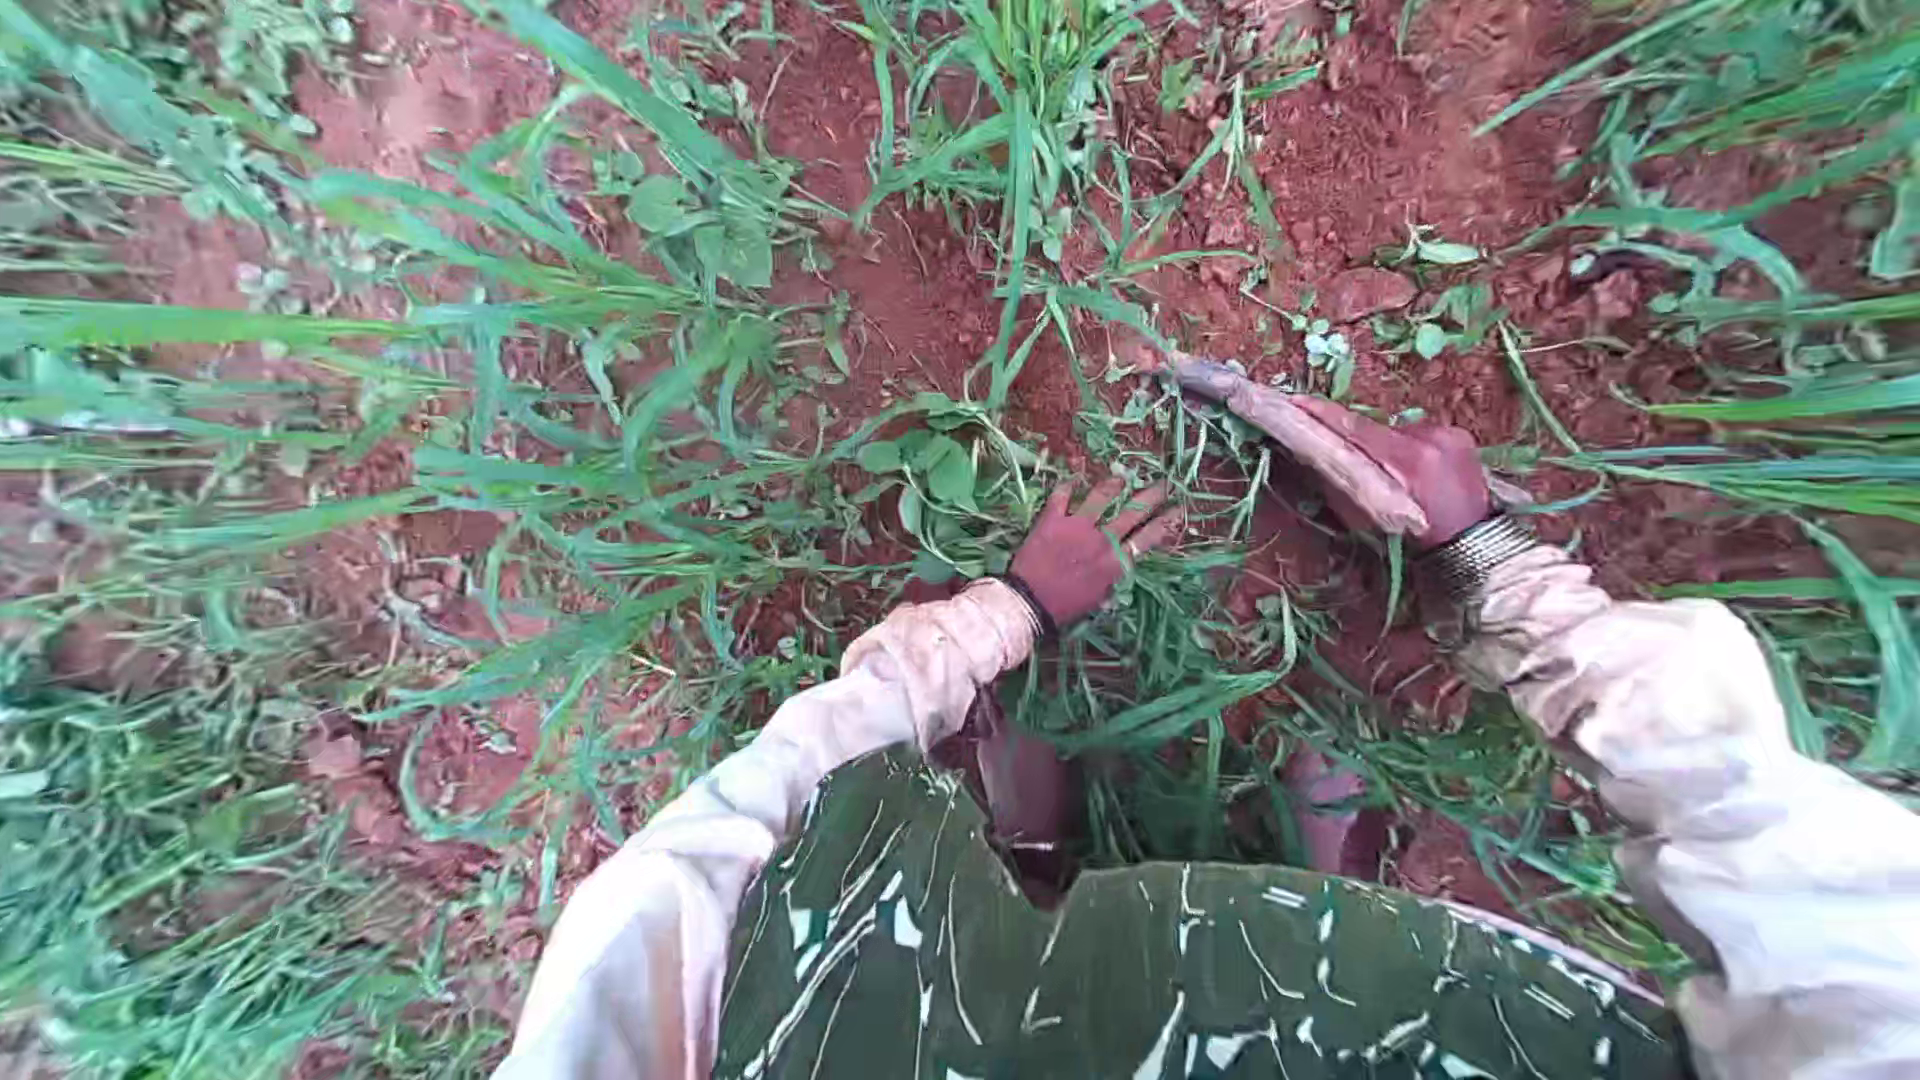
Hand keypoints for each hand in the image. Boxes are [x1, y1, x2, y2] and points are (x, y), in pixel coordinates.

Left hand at [1008, 478, 1181, 626]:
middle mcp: (1102, 540)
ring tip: (1122, 477)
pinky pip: (1062, 495)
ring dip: (1115, 484)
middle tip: (1165, 483)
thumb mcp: (1100, 597)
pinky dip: (1069, 485)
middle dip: (1153, 495)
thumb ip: (1113, 575)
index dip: (1167, 520)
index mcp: (1116, 562)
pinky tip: (1075, 479)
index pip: (1150, 536)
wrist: (1029, 603)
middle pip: (1134, 511)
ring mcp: (1077, 527)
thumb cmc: (1065, 607)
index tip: (1179, 508)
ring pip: (1102, 496)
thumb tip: (1121, 562)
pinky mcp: (1052, 520)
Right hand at [1292, 398, 1489, 549]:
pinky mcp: (1460, 436)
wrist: (1469, 542)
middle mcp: (1429, 437)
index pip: (1354, 426)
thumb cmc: (1408, 537)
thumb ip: (1340, 482)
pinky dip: (1406, 447)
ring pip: (1396, 431)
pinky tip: (1410, 469)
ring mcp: (1449, 433)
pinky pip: (1419, 435)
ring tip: (1384, 469)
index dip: (1322, 413)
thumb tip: (1314, 455)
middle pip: (1374, 427)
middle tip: (1335, 446)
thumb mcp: (1363, 515)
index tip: (1297, 401)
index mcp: (1405, 458)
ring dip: (1382, 444)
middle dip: (1352, 436)